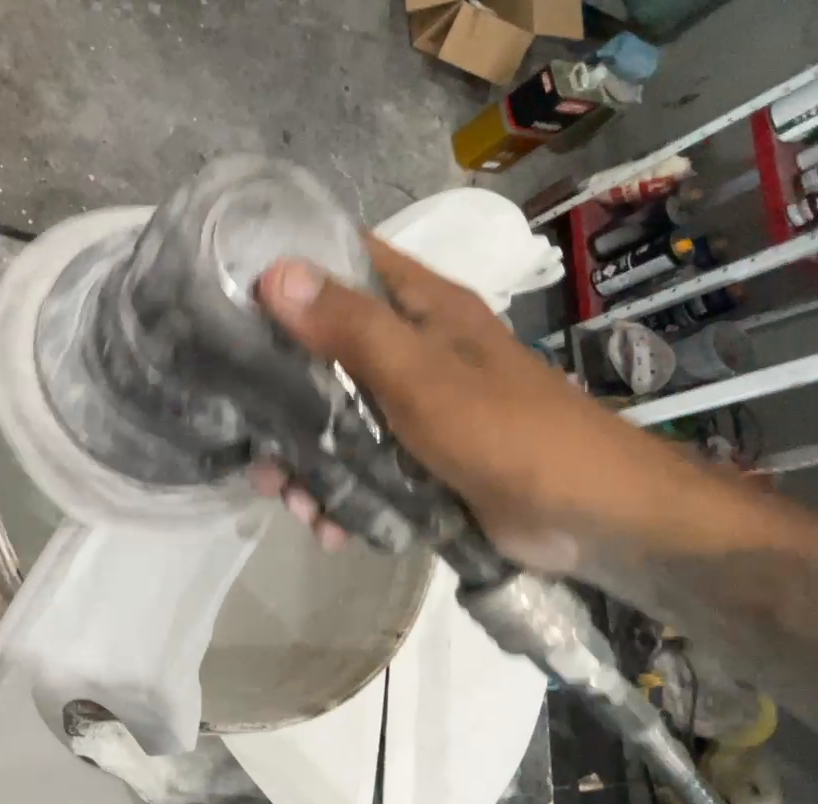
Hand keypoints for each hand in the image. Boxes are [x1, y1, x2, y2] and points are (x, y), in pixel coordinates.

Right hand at [246, 236, 716, 580]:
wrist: (589, 518)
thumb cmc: (506, 430)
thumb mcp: (418, 375)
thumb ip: (349, 327)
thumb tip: (274, 272)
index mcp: (421, 310)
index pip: (348, 262)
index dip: (290, 267)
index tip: (228, 289)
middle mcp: (411, 352)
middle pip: (322, 353)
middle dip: (279, 395)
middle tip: (247, 430)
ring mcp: (410, 410)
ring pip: (332, 422)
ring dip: (303, 464)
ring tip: (290, 500)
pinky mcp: (413, 462)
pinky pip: (356, 471)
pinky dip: (336, 499)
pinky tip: (327, 526)